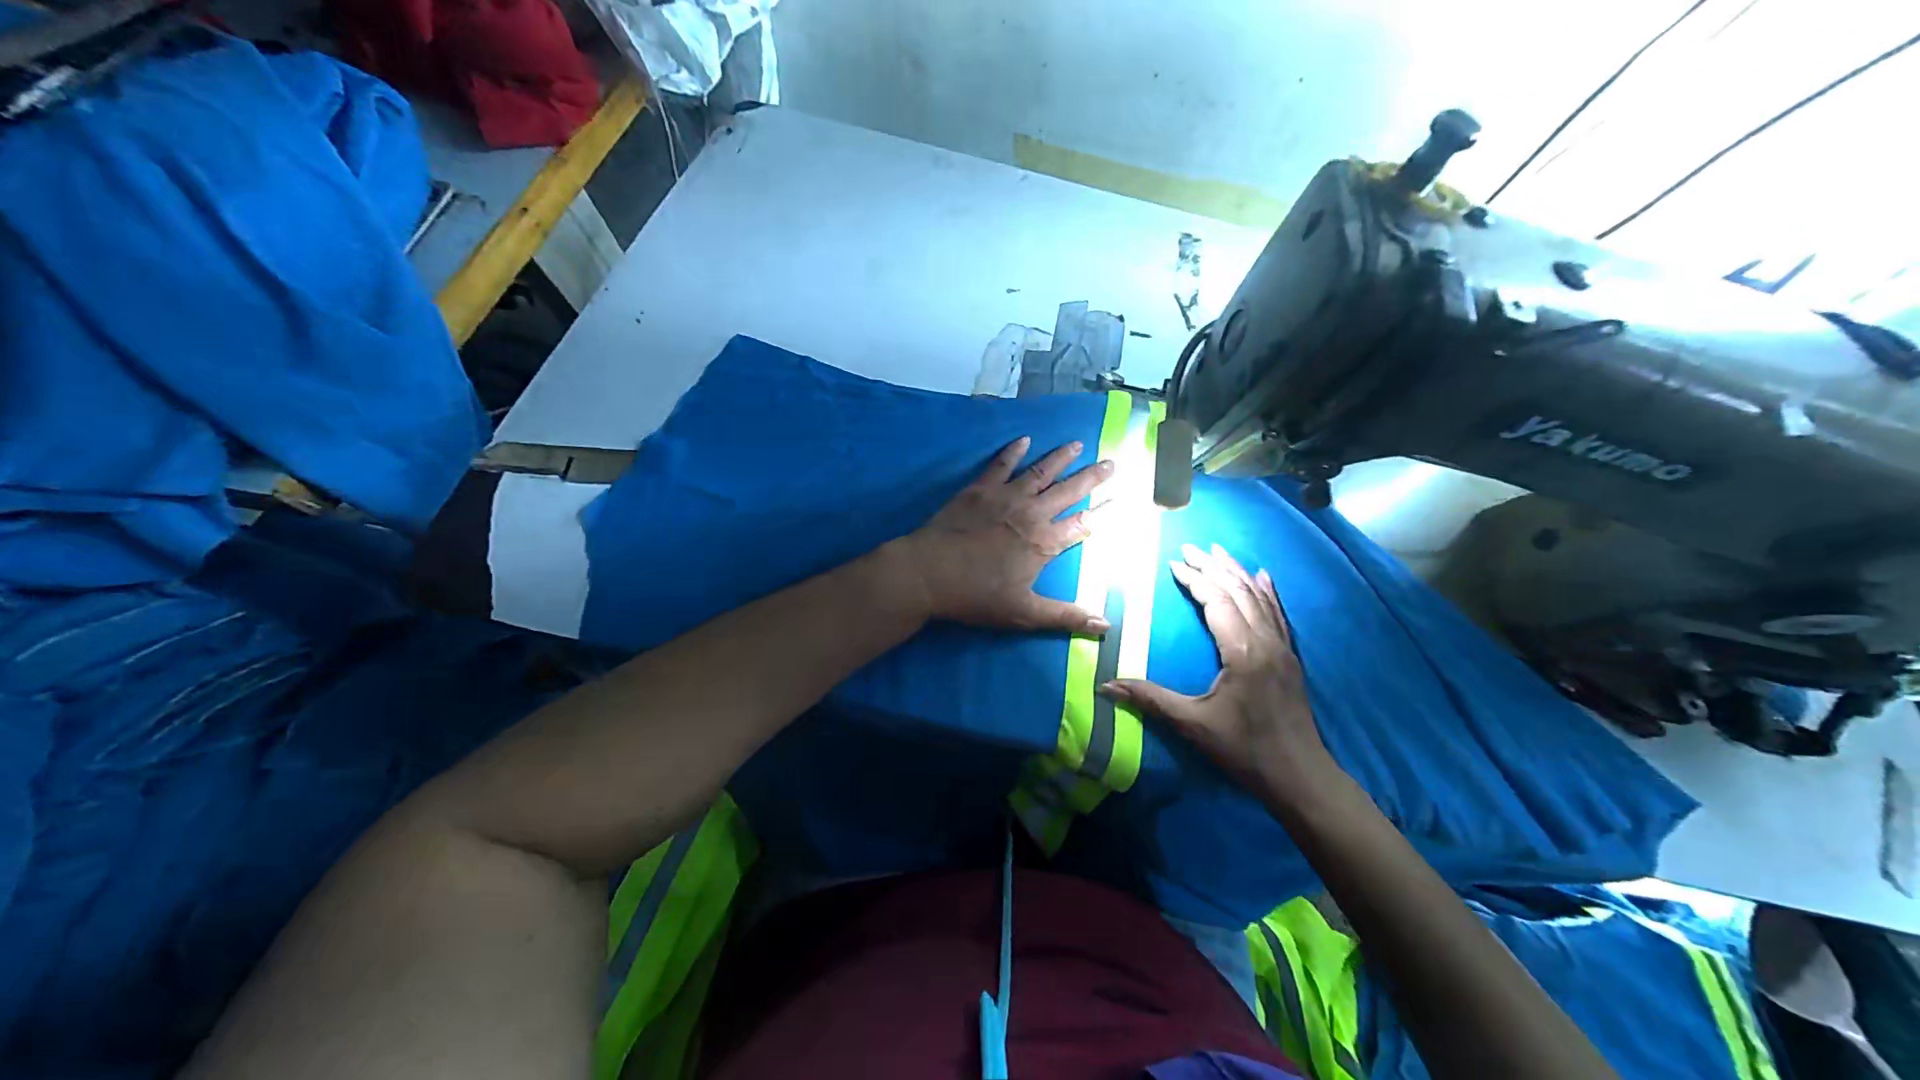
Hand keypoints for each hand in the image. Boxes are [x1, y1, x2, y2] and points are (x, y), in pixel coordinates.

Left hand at [885, 436, 1112, 636]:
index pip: (1081, 525)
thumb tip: (1105, 625)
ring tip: (1077, 445)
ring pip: (1040, 472)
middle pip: (1068, 491)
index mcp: (1044, 543)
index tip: (1118, 500)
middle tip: (1111, 464)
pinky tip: (1023, 440)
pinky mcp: (979, 489)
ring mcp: (1005, 497)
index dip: (1101, 514)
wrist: (928, 572)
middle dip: (1091, 478)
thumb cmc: (975, 596)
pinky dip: (1013, 451)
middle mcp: (1031, 514)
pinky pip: (1000, 465)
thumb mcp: (1024, 613)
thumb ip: (1065, 617)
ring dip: (1061, 457)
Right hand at [1098, 544, 1332, 795]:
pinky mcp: (1290, 659)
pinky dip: (1268, 592)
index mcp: (1243, 652)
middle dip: (1213, 567)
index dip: (1195, 579)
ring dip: (1237, 573)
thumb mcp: (1193, 725)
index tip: (1173, 563)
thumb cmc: (1245, 750)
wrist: (1300, 775)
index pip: (1217, 602)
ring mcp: (1283, 649)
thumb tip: (1105, 685)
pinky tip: (1263, 577)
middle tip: (1190, 547)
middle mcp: (1266, 642)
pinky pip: (1278, 615)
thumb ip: (1150, 700)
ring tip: (1219, 552)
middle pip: (1238, 592)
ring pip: (1260, 599)